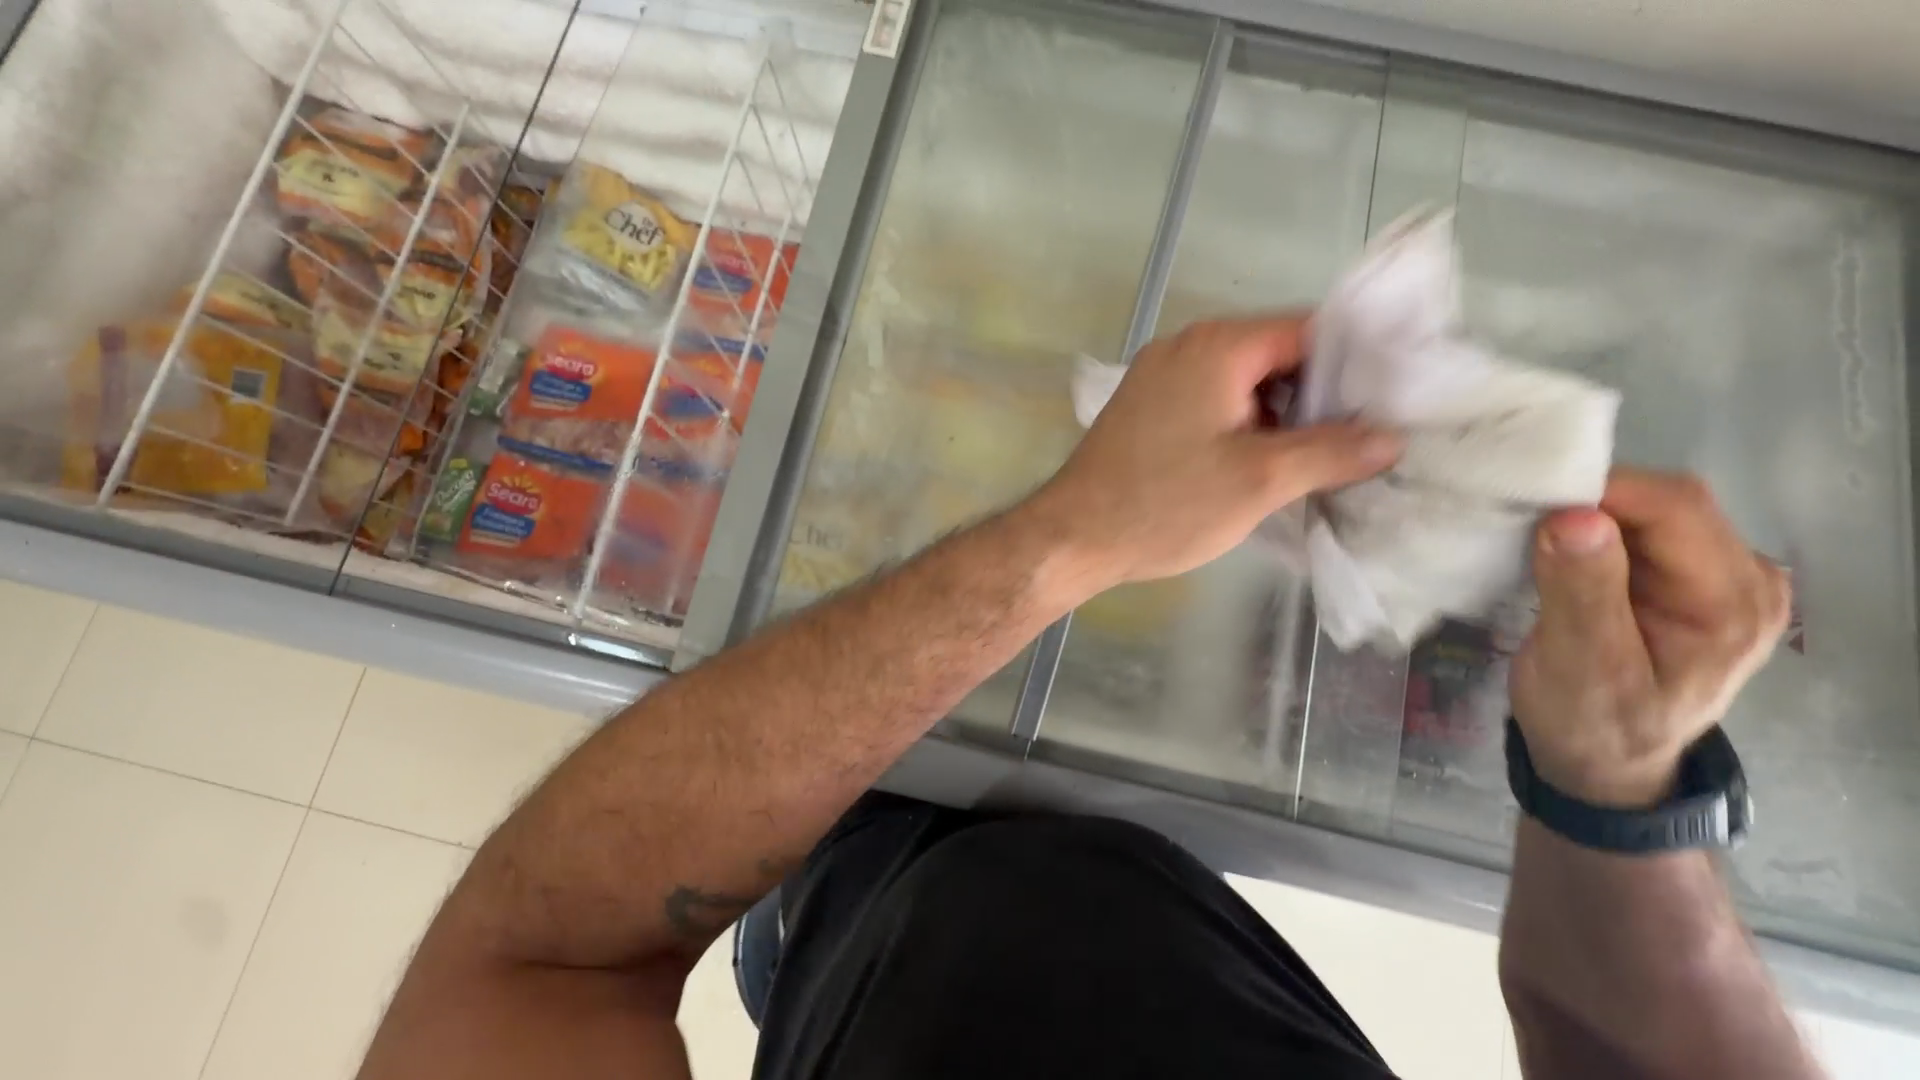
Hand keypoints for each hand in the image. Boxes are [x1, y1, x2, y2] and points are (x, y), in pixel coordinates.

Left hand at [1025, 315, 1400, 589]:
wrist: (1073, 538)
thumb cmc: (1166, 504)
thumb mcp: (1260, 480)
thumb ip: (1332, 452)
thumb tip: (1392, 437)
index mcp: (1217, 346)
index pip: (1309, 330)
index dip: (1355, 364)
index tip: (1389, 402)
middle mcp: (1185, 347)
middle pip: (1275, 355)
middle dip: (1318, 396)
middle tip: (1357, 442)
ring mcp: (1159, 378)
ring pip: (1243, 384)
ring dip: (1280, 417)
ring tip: (1316, 462)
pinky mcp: (1146, 409)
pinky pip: (1211, 403)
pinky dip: (1242, 426)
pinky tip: (1262, 466)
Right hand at [1509, 468, 1791, 808]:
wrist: (1602, 764)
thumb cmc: (1589, 723)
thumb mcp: (1580, 667)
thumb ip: (1582, 593)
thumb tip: (1576, 518)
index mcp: (1731, 602)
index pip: (1675, 508)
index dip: (1601, 493)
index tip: (1529, 506)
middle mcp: (1745, 577)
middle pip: (1668, 502)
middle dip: (1591, 502)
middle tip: (1523, 524)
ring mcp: (1719, 574)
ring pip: (1650, 510)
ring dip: (1587, 516)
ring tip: (1534, 540)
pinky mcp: (1686, 576)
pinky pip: (1640, 529)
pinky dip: (1592, 530)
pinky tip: (1558, 554)